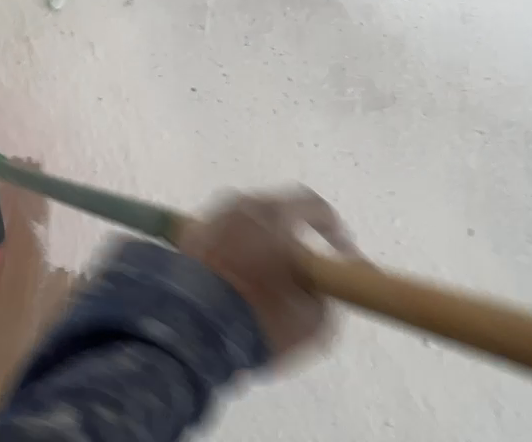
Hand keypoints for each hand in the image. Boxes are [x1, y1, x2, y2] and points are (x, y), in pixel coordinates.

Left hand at [177, 188, 355, 365]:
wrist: (193, 326)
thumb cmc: (261, 318)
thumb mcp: (314, 319)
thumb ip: (324, 291)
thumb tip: (316, 285)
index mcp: (275, 213)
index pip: (314, 207)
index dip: (333, 230)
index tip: (342, 252)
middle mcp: (242, 203)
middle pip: (277, 211)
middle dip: (294, 236)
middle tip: (302, 268)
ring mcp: (212, 216)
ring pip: (247, 223)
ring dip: (262, 242)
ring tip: (268, 278)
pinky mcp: (189, 235)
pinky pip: (223, 236)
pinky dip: (236, 251)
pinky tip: (239, 279)